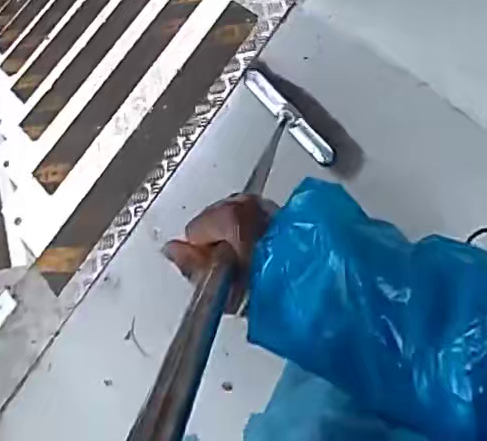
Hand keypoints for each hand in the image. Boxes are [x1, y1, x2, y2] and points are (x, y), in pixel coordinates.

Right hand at [163, 193, 272, 312]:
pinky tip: (262, 250)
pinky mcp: (279, 204)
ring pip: (232, 215)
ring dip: (236, 236)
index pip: (195, 229)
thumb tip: (173, 250)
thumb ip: (193, 266)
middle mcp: (248, 200)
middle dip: (218, 242)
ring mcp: (265, 200)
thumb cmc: (273, 285)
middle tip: (233, 269)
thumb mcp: (224, 286)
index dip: (202, 254)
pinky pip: (252, 215)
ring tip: (249, 262)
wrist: (312, 279)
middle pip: (213, 218)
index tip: (217, 271)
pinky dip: (252, 229)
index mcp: (230, 213)